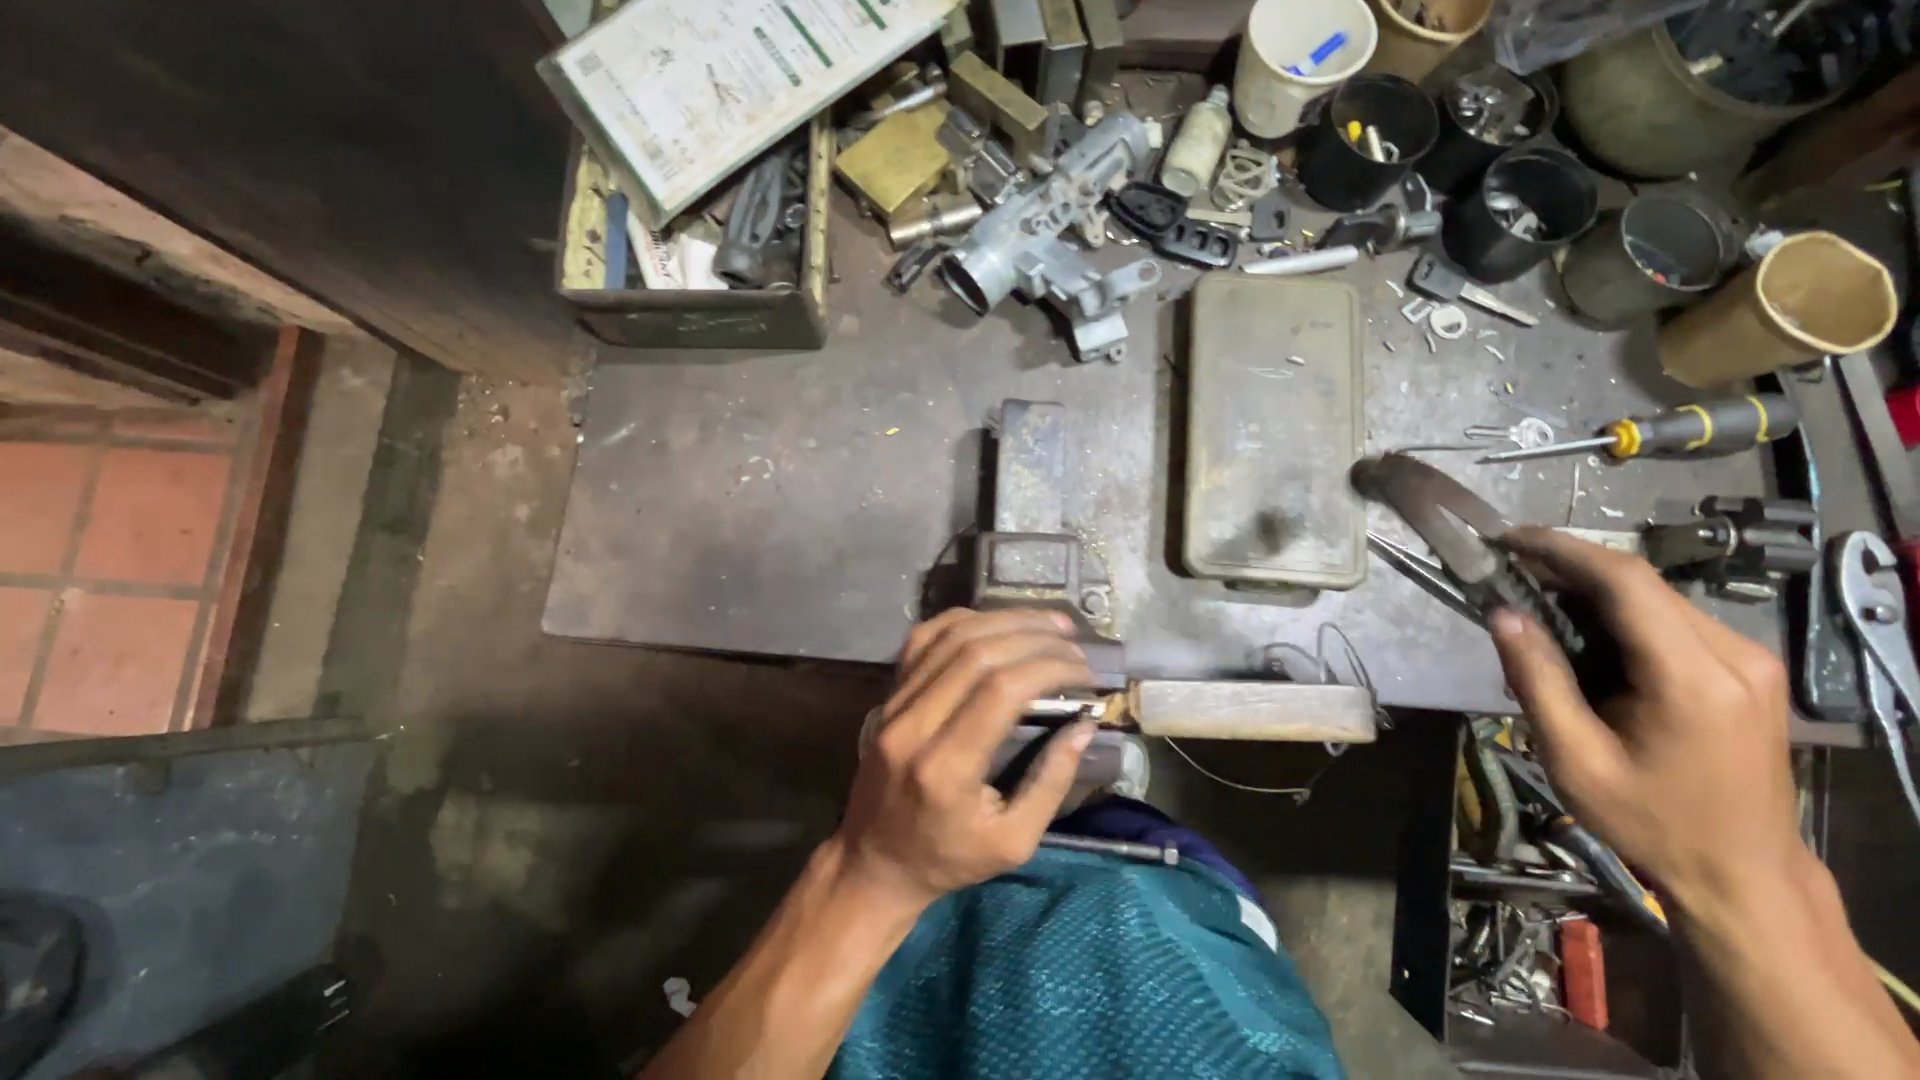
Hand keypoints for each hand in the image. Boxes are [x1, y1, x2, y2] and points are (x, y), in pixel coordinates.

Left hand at [832, 608, 1096, 910]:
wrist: (874, 862)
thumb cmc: (948, 859)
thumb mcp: (1014, 842)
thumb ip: (1051, 782)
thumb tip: (1084, 725)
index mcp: (946, 768)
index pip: (1000, 690)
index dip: (1048, 668)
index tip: (1084, 672)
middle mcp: (913, 726)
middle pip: (976, 653)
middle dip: (1034, 639)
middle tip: (1075, 645)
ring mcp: (893, 706)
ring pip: (949, 637)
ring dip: (1005, 621)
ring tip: (1049, 625)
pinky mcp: (887, 697)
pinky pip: (922, 640)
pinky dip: (963, 621)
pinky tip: (998, 623)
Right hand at [1487, 526, 1807, 916]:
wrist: (1739, 871)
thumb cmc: (1648, 820)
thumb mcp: (1574, 759)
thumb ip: (1537, 680)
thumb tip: (1502, 613)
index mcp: (1693, 679)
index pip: (1627, 582)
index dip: (1563, 550)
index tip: (1507, 538)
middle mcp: (1735, 655)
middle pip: (1642, 584)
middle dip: (1569, 569)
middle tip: (1506, 575)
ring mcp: (1750, 660)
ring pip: (1657, 598)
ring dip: (1593, 593)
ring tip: (1535, 607)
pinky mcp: (1748, 670)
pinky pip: (1674, 621)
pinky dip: (1621, 616)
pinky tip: (1583, 638)